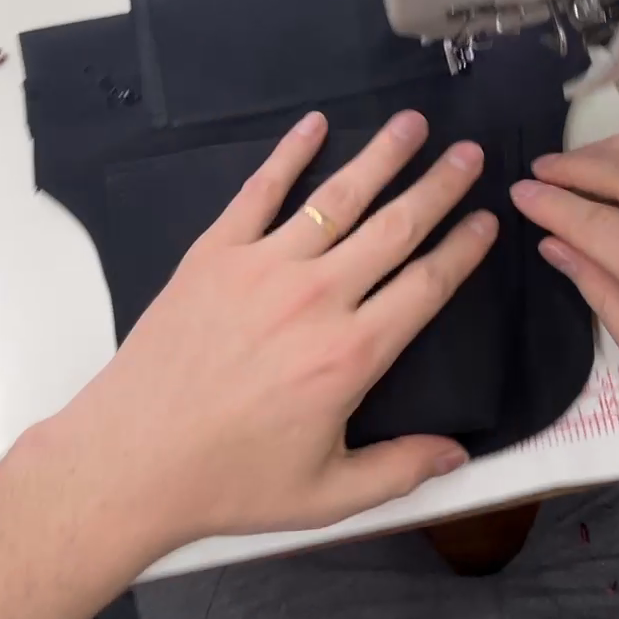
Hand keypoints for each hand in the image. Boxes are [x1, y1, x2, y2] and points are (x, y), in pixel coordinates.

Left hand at [40, 110, 493, 552]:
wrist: (131, 459)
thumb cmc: (231, 479)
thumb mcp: (327, 495)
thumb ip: (400, 469)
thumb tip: (460, 452)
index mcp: (352, 353)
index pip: (427, 284)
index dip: (464, 248)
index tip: (487, 218)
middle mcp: (317, 297)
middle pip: (395, 227)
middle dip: (439, 186)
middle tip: (469, 152)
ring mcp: (264, 265)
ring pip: (338, 197)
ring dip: (381, 156)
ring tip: (411, 123)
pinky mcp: (217, 251)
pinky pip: (260, 190)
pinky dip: (289, 154)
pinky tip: (314, 124)